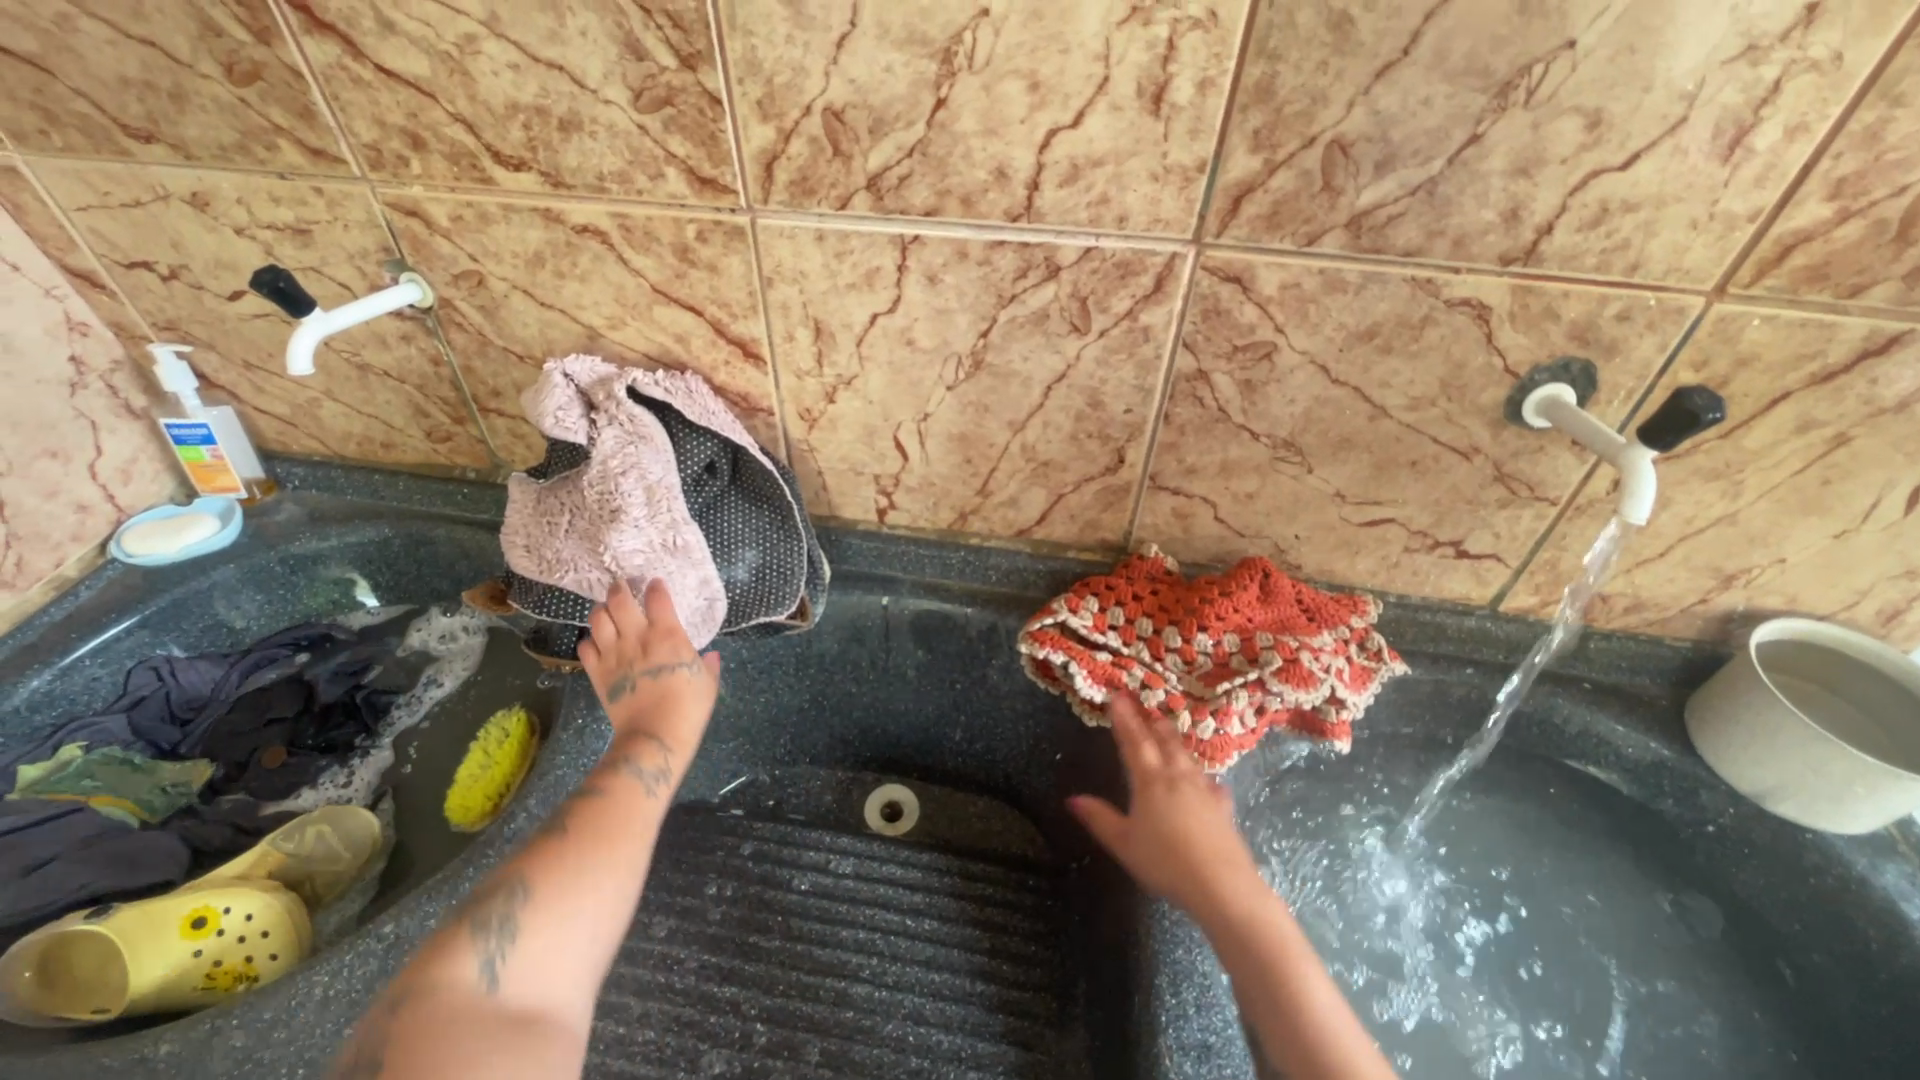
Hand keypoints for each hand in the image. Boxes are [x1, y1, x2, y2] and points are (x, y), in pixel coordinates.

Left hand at [577, 579, 720, 776]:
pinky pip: (585, 646)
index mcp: (668, 634)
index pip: (657, 597)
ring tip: (606, 610)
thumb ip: (710, 664)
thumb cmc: (689, 707)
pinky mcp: (597, 671)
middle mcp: (637, 637)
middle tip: (622, 587)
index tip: (655, 584)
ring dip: (601, 610)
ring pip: (597, 617)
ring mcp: (613, 653)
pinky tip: (597, 643)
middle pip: (619, 599)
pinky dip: (589, 641)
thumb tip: (712, 655)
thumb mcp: (709, 682)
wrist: (655, 733)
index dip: (655, 587)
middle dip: (620, 588)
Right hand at [1068, 697, 1267, 922]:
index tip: (1118, 697)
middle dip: (1152, 723)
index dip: (1125, 719)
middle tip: (1146, 707)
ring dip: (1176, 741)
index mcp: (1150, 782)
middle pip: (1164, 743)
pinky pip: (1212, 784)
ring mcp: (1204, 791)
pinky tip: (1209, 781)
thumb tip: (1072, 799)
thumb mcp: (1123, 843)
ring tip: (1169, 731)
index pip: (1134, 742)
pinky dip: (1204, 777)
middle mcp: (1178, 778)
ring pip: (1188, 758)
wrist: (1220, 884)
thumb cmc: (1165, 862)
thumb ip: (1099, 819)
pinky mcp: (1224, 809)